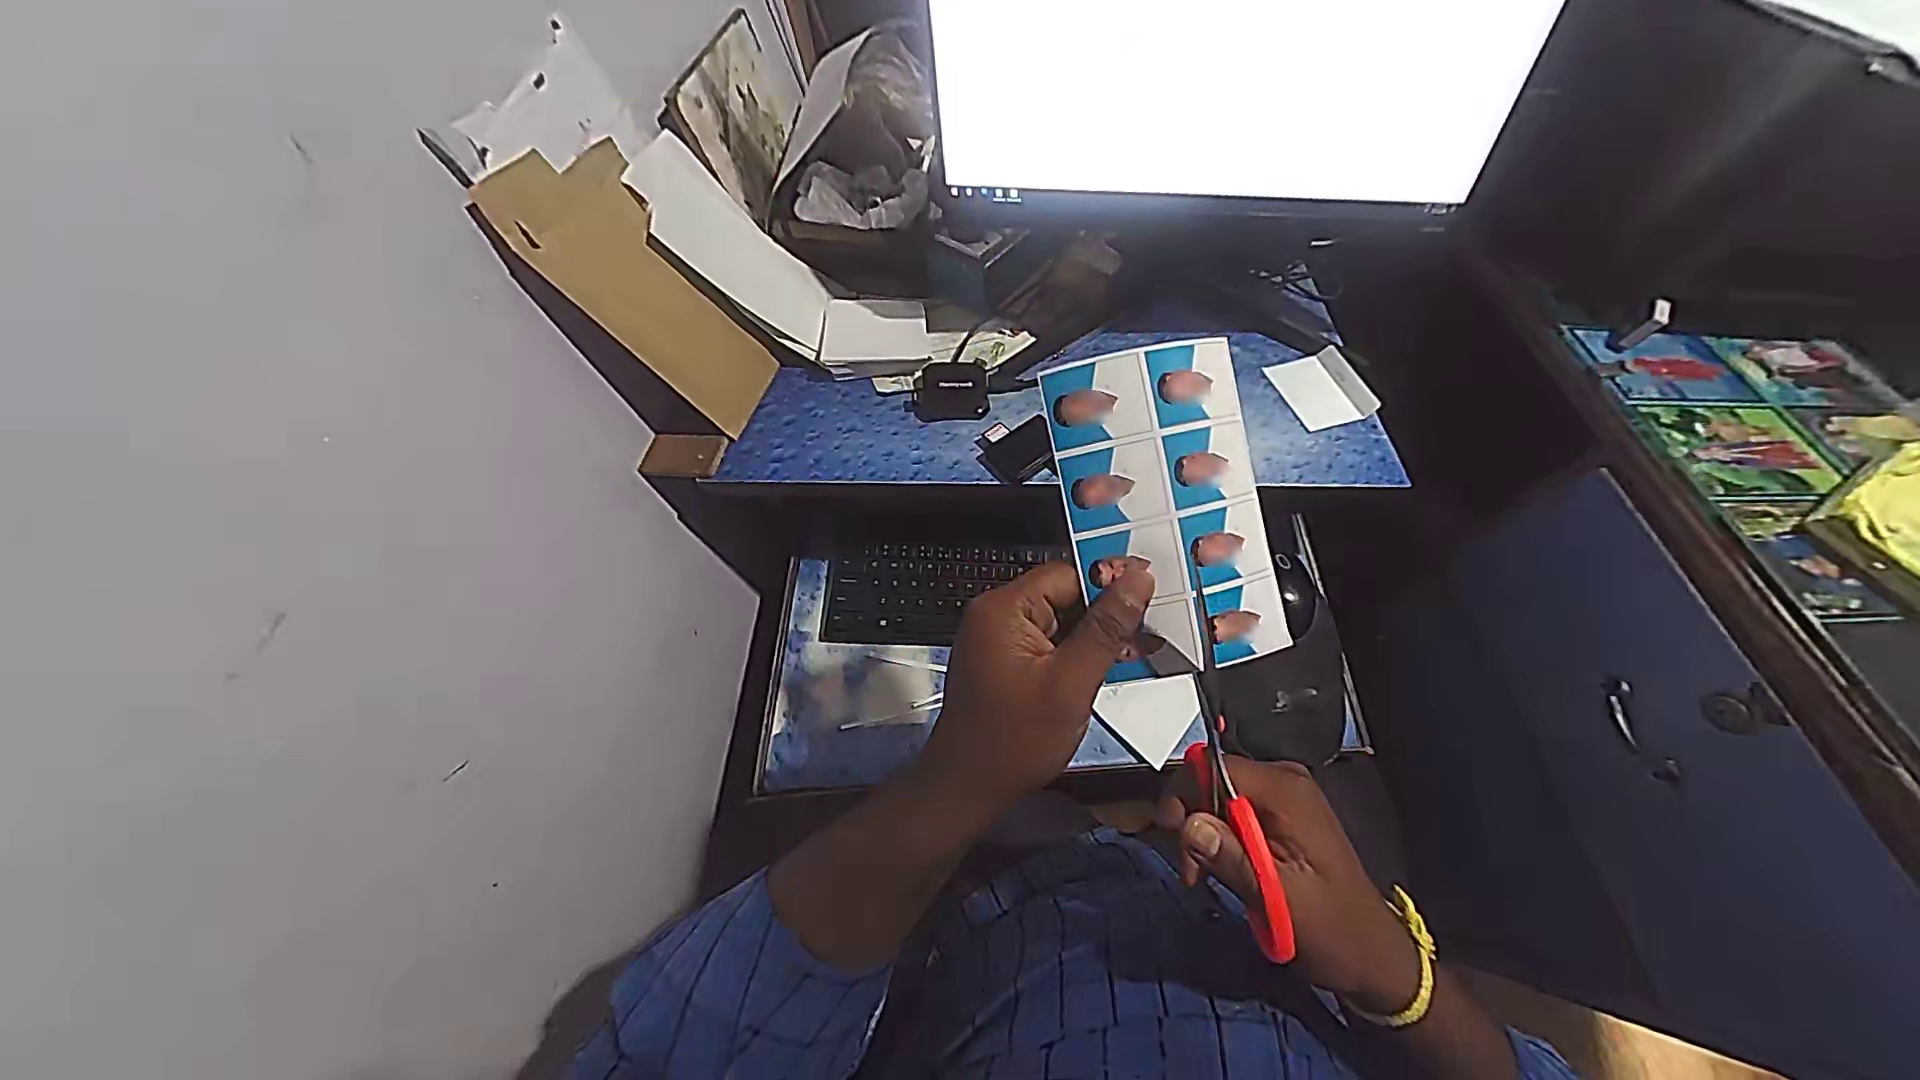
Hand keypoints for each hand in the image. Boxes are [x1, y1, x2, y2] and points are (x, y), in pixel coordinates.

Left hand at [917, 559, 1152, 814]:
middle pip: (1066, 594)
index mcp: (1003, 610)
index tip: (1148, 595)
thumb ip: (1106, 628)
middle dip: (1107, 613)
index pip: (1067, 573)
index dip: (1111, 583)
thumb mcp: (1071, 683)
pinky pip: (1052, 641)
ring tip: (1131, 653)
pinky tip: (1105, 665)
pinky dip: (1079, 652)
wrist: (970, 787)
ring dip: (1096, 636)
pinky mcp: (1009, 658)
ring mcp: (1001, 638)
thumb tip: (1135, 583)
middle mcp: (997, 616)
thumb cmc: (1007, 744)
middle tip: (1147, 631)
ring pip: (1063, 619)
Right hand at [1157, 757, 1420, 1012]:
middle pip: (1210, 777)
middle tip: (1192, 869)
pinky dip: (1219, 835)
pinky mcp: (1279, 810)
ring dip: (1203, 832)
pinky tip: (1224, 865)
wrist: (1373, 955)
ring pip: (1215, 793)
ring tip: (1206, 874)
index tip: (1173, 833)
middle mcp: (1282, 780)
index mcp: (1285, 790)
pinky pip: (1231, 806)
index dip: (1183, 793)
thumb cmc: (1332, 930)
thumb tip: (1189, 824)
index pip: (1210, 764)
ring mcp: (1282, 793)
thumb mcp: (1278, 898)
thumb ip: (1231, 857)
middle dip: (1192, 820)